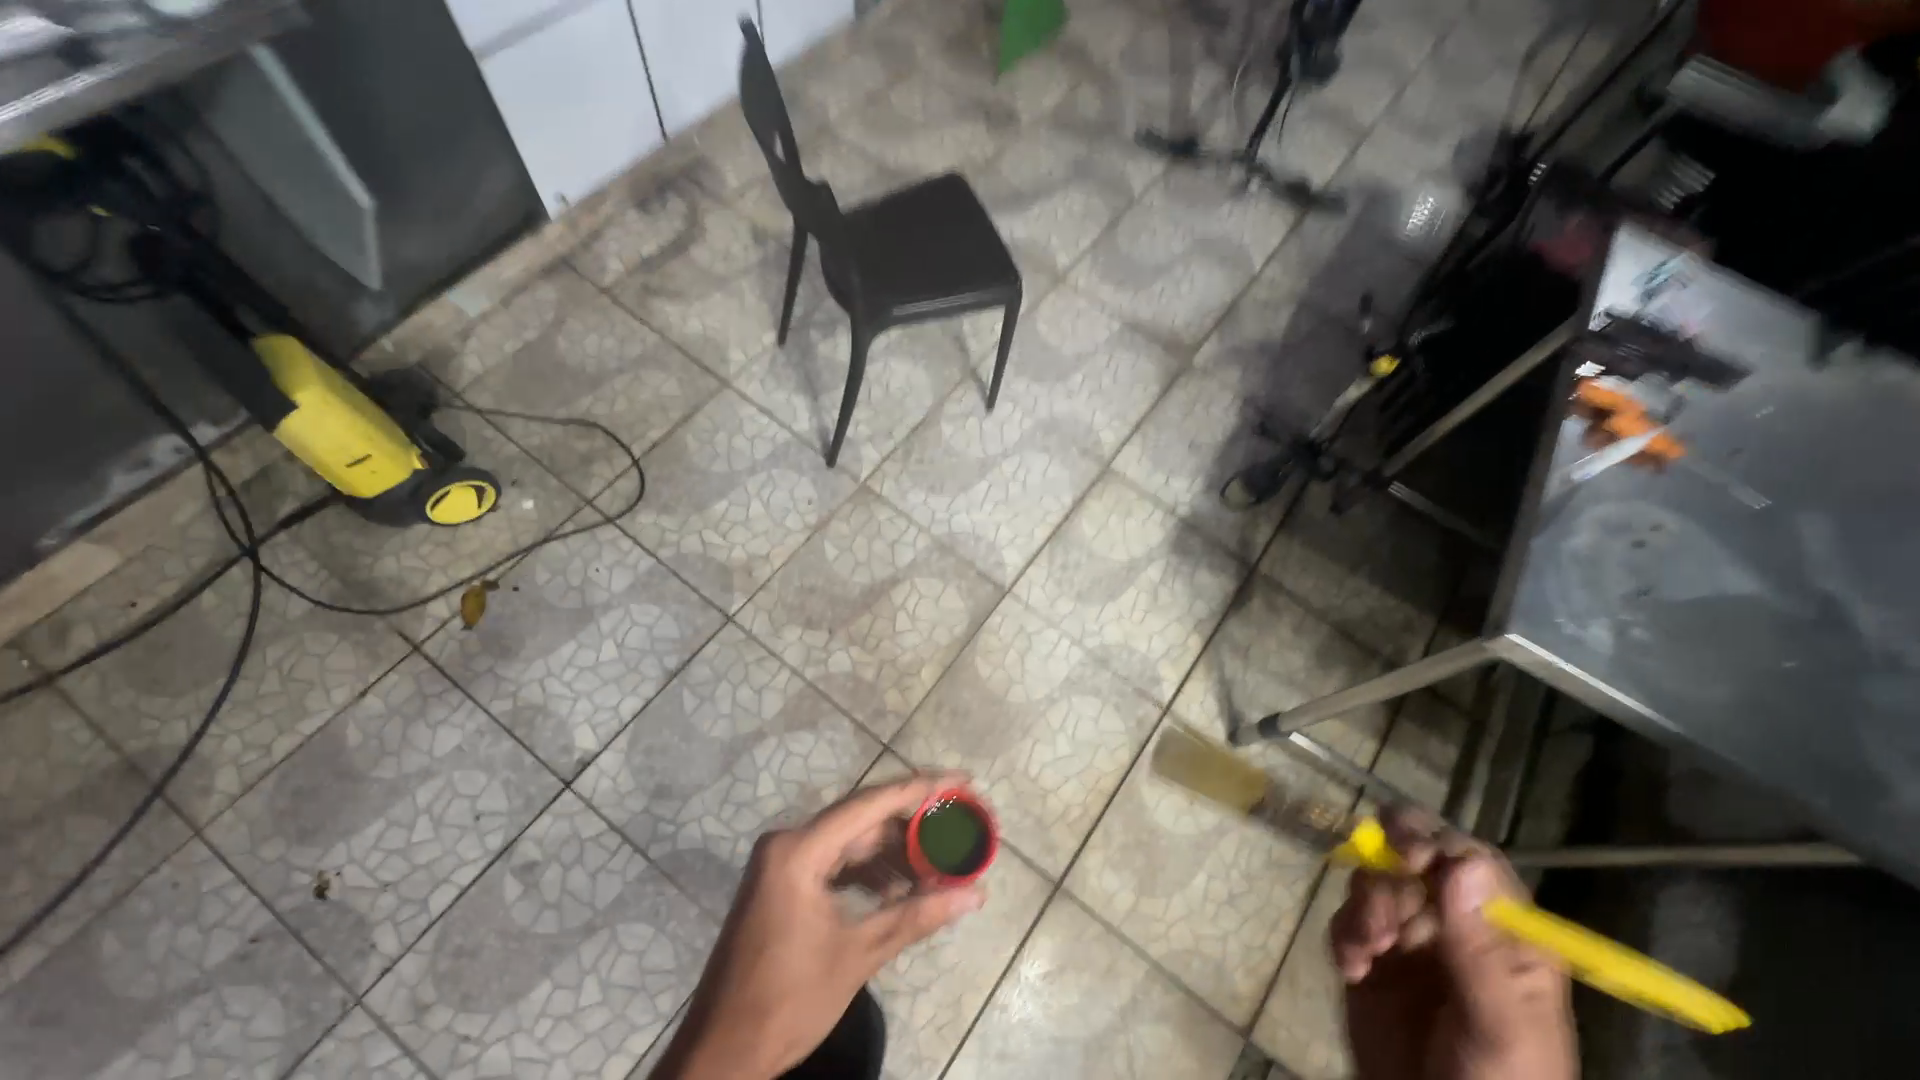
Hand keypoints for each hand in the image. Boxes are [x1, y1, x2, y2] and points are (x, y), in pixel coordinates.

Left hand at [652, 774, 986, 1079]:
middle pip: (863, 821)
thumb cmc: (788, 1000)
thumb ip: (918, 915)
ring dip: (896, 854)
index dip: (921, 789)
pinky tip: (904, 889)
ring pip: (852, 844)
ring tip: (944, 863)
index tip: (962, 781)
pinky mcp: (784, 886)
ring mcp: (783, 865)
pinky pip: (836, 865)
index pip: (871, 804)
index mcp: (799, 851)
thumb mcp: (859, 955)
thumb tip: (975, 893)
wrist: (723, 1051)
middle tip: (963, 824)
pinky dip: (870, 874)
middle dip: (914, 826)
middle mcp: (788, 844)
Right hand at [1330, 812, 1576, 1079]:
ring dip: (1365, 906)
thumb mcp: (1500, 1024)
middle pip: (1416, 862)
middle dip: (1389, 863)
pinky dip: (1343, 937)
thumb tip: (1462, 861)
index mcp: (1504, 934)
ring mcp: (1410, 944)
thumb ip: (1480, 948)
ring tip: (1367, 950)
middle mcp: (1455, 927)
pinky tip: (1352, 970)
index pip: (1471, 862)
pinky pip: (1347, 923)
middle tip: (1374, 869)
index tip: (1405, 852)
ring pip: (1376, 886)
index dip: (1436, 845)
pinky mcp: (1371, 964)